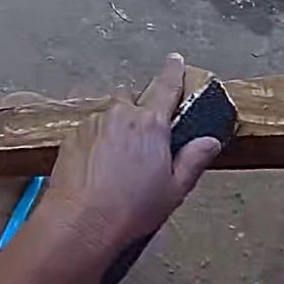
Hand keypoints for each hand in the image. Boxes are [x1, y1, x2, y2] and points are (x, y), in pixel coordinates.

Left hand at [38, 54, 221, 253]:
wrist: (80, 223)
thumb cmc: (129, 209)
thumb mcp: (173, 190)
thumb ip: (193, 160)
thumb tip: (210, 141)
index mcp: (151, 124)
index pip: (167, 87)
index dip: (173, 71)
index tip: (175, 60)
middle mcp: (122, 115)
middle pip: (133, 98)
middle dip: (139, 110)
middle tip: (142, 139)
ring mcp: (95, 122)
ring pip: (110, 114)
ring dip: (116, 127)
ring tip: (116, 160)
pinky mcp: (74, 135)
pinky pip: (91, 129)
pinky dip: (97, 140)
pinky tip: (97, 167)